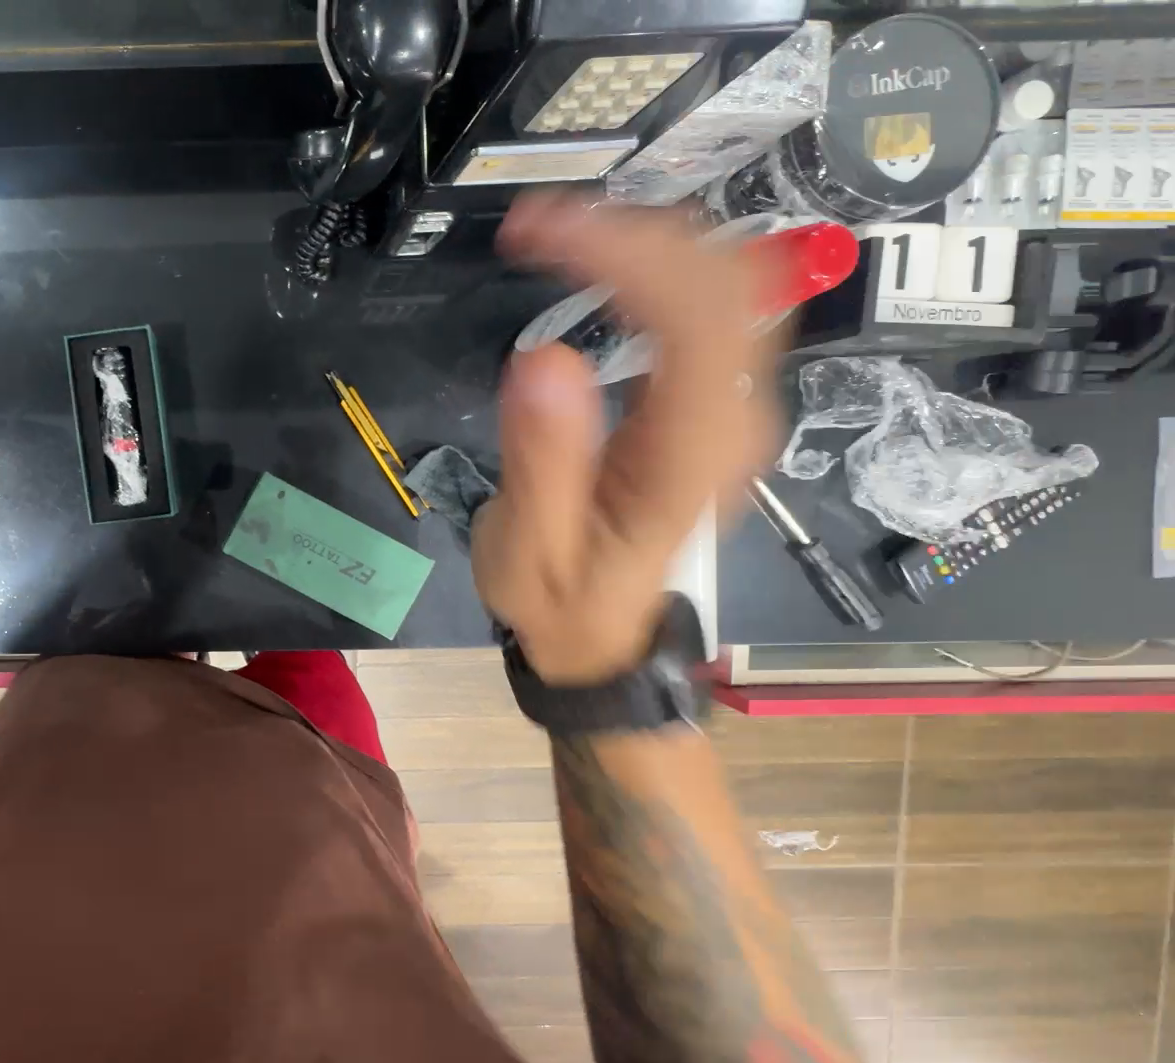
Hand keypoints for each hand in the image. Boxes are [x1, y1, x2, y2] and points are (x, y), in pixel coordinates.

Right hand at [472, 195, 780, 683]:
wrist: (601, 637)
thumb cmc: (562, 603)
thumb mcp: (532, 553)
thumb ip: (543, 463)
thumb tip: (542, 358)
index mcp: (691, 454)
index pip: (695, 318)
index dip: (624, 254)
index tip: (539, 233)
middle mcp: (731, 419)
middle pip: (726, 282)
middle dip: (635, 230)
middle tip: (538, 224)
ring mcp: (729, 408)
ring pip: (727, 283)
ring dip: (648, 239)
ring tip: (560, 233)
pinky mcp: (708, 403)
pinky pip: (706, 308)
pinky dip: (655, 267)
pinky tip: (601, 261)